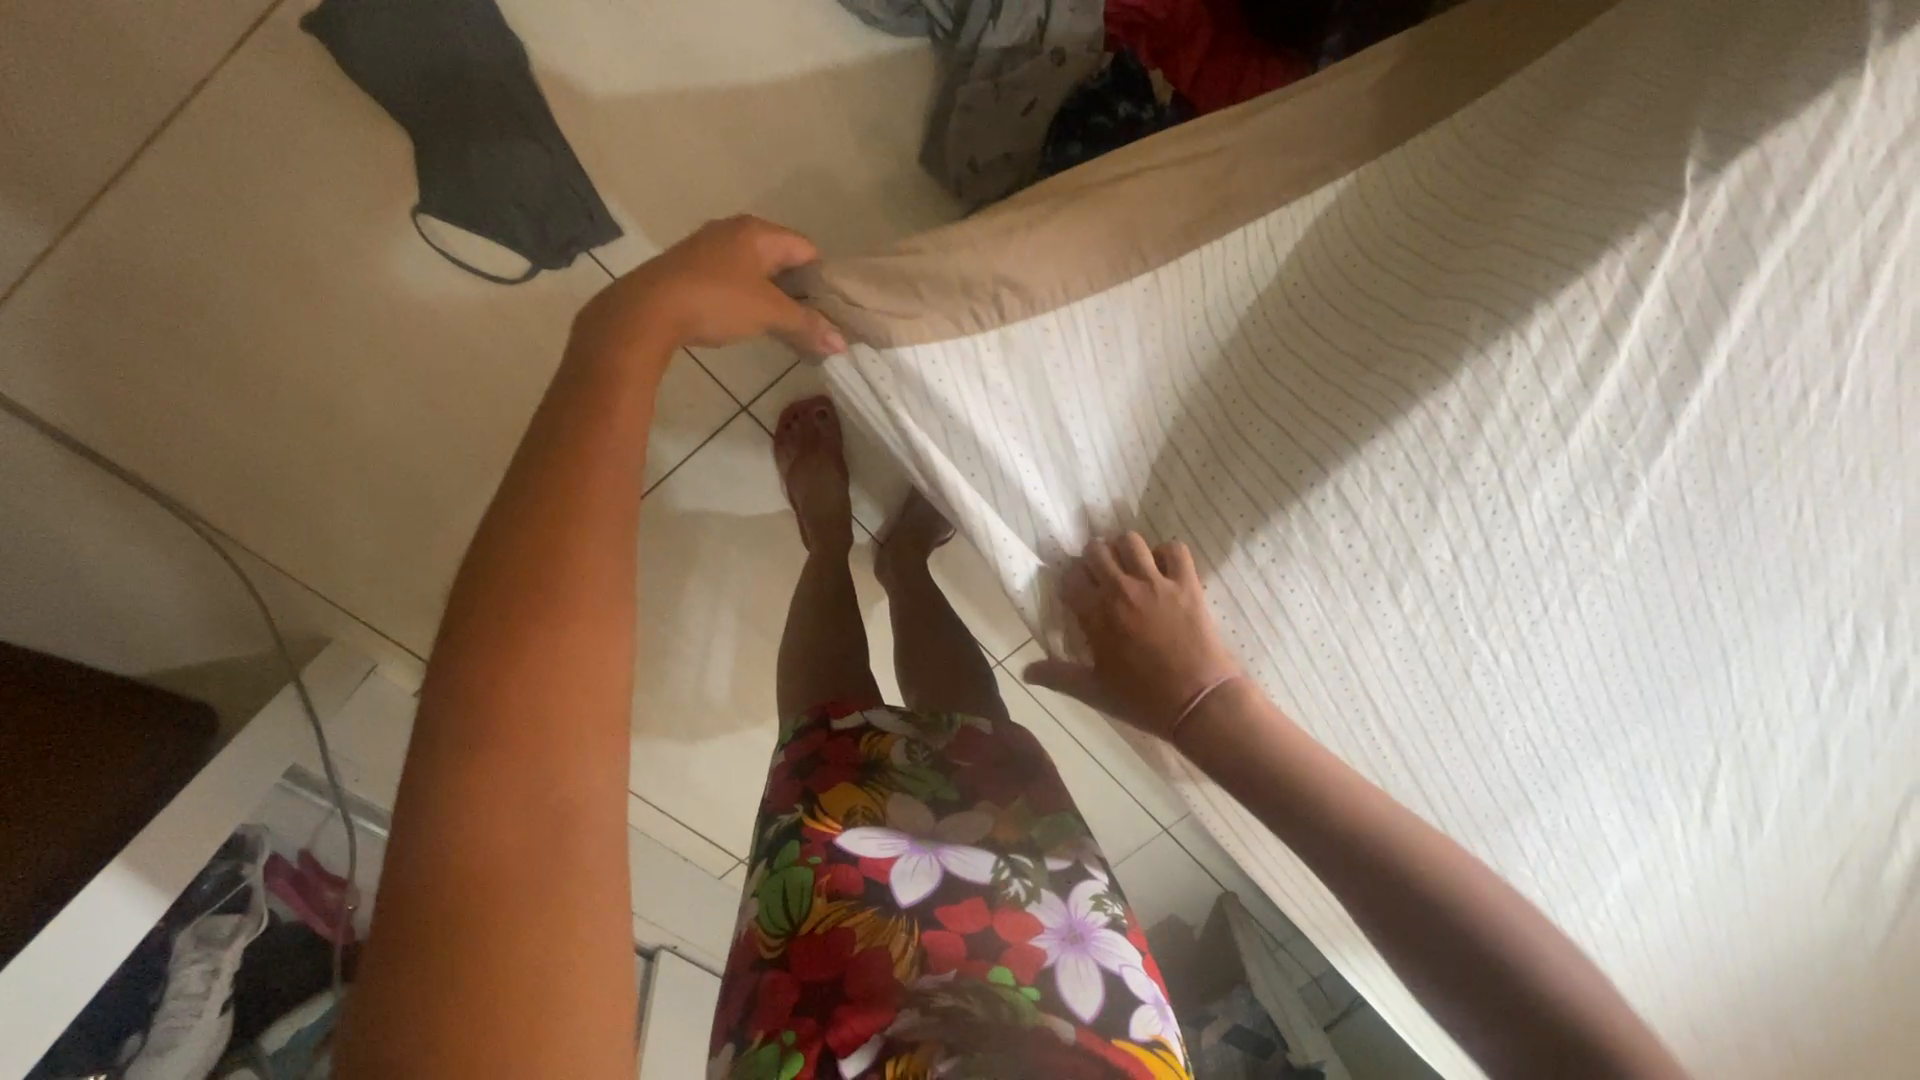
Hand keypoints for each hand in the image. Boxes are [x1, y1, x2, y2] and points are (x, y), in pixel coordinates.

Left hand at [569, 215, 845, 372]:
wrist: (647, 310)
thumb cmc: (716, 301)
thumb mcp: (768, 314)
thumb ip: (806, 326)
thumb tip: (842, 344)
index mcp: (758, 232)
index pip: (805, 249)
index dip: (822, 279)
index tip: (831, 309)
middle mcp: (733, 231)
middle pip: (780, 258)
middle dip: (797, 289)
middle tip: (811, 320)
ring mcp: (708, 247)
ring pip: (754, 269)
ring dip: (770, 294)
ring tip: (782, 325)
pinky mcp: (689, 268)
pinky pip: (731, 278)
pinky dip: (745, 297)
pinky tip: (746, 320)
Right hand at [1024, 534, 1242, 742]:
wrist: (1198, 704)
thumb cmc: (1142, 699)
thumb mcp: (1094, 691)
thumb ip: (1058, 676)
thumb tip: (1025, 672)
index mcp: (1095, 614)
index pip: (1071, 577)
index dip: (1072, 581)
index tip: (1079, 593)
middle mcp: (1121, 589)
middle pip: (1096, 550)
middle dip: (1094, 559)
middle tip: (1102, 577)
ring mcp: (1156, 583)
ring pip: (1131, 541)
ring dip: (1126, 550)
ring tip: (1132, 567)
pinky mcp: (1187, 584)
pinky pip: (1175, 549)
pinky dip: (1168, 554)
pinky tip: (1165, 570)